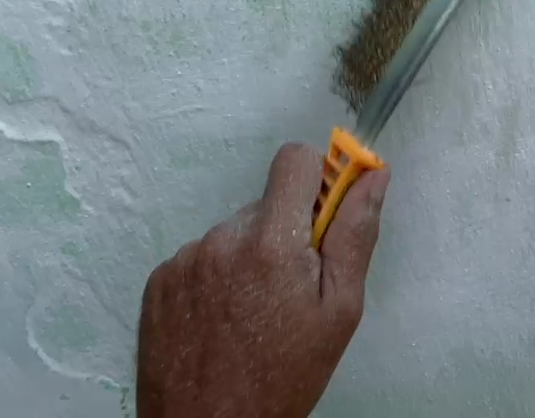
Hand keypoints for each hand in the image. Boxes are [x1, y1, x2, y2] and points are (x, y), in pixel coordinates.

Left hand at [137, 142, 389, 417]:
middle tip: (292, 285)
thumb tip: (375, 173)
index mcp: (272, 240)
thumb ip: (356, 233)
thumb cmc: (285, 375)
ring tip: (255, 309)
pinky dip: (218, 275)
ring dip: (251, 254)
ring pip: (236, 230)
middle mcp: (223, 238)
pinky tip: (224, 317)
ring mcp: (185, 259)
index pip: (296, 158)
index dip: (317, 176)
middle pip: (269, 202)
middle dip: (287, 229)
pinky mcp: (159, 281)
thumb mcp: (340, 310)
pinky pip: (202, 255)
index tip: (324, 211)